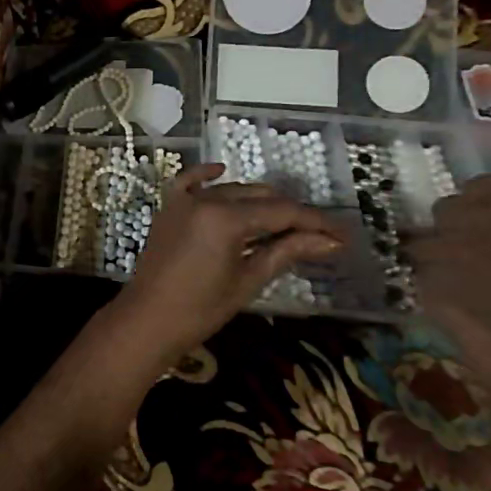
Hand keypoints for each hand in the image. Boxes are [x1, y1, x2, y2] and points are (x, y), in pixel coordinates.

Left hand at [107, 162, 343, 362]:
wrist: (147, 319)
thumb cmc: (201, 309)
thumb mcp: (248, 280)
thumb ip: (286, 252)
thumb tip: (331, 241)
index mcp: (226, 218)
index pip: (282, 212)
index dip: (316, 223)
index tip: (343, 236)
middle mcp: (204, 201)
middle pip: (259, 198)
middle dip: (291, 215)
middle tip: (319, 236)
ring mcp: (182, 203)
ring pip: (231, 191)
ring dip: (258, 202)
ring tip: (286, 222)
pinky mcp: (167, 210)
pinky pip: (188, 183)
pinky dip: (205, 176)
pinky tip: (222, 171)